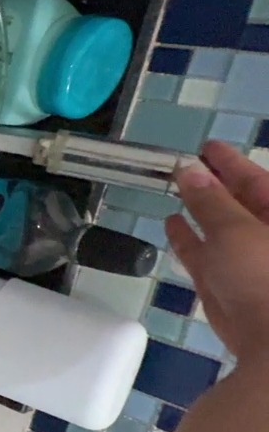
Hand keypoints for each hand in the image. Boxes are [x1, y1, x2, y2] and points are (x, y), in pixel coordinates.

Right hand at [167, 142, 268, 365]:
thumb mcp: (239, 233)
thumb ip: (211, 201)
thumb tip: (188, 170)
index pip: (266, 186)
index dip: (235, 165)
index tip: (207, 147)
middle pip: (248, 206)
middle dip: (217, 185)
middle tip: (187, 164)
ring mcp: (254, 265)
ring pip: (225, 229)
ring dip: (201, 209)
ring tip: (175, 187)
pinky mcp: (230, 284)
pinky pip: (208, 253)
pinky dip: (190, 238)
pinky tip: (172, 223)